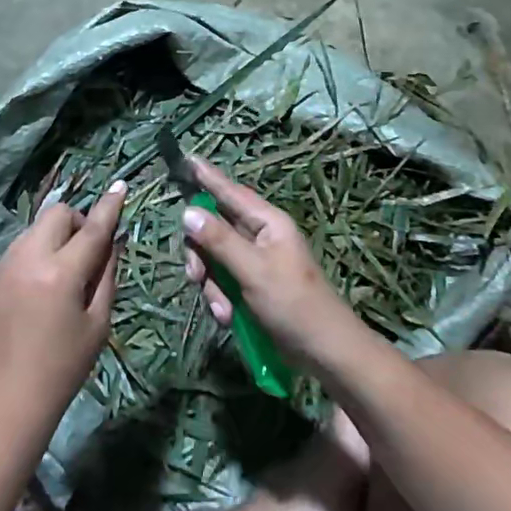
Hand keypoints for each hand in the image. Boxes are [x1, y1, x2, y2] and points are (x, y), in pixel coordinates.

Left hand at [0, 182, 126, 441]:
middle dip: (77, 222)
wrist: (0, 406)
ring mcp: (0, 268)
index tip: (121, 186)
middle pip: (56, 213)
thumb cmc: (61, 372)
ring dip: (53, 239)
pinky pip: (15, 254)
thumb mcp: (97, 326)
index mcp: (60, 272)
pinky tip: (35, 296)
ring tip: (61, 277)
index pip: (92, 227)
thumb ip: (106, 277)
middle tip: (88, 252)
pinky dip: (33, 259)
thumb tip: (110, 244)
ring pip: (32, 231)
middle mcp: (26, 259)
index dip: (110, 205)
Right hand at [181, 158, 365, 372]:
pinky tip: (227, 317)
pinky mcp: (251, 285)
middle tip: (195, 277)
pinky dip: (220, 298)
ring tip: (222, 310)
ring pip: (214, 259)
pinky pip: (222, 281)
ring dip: (212, 285)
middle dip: (201, 255)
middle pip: (213, 229)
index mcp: (267, 223)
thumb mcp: (252, 270)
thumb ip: (219, 240)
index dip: (207, 177)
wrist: (324, 352)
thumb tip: (187, 211)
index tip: (186, 158)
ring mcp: (255, 262)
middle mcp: (259, 236)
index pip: (230, 191)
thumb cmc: (294, 304)